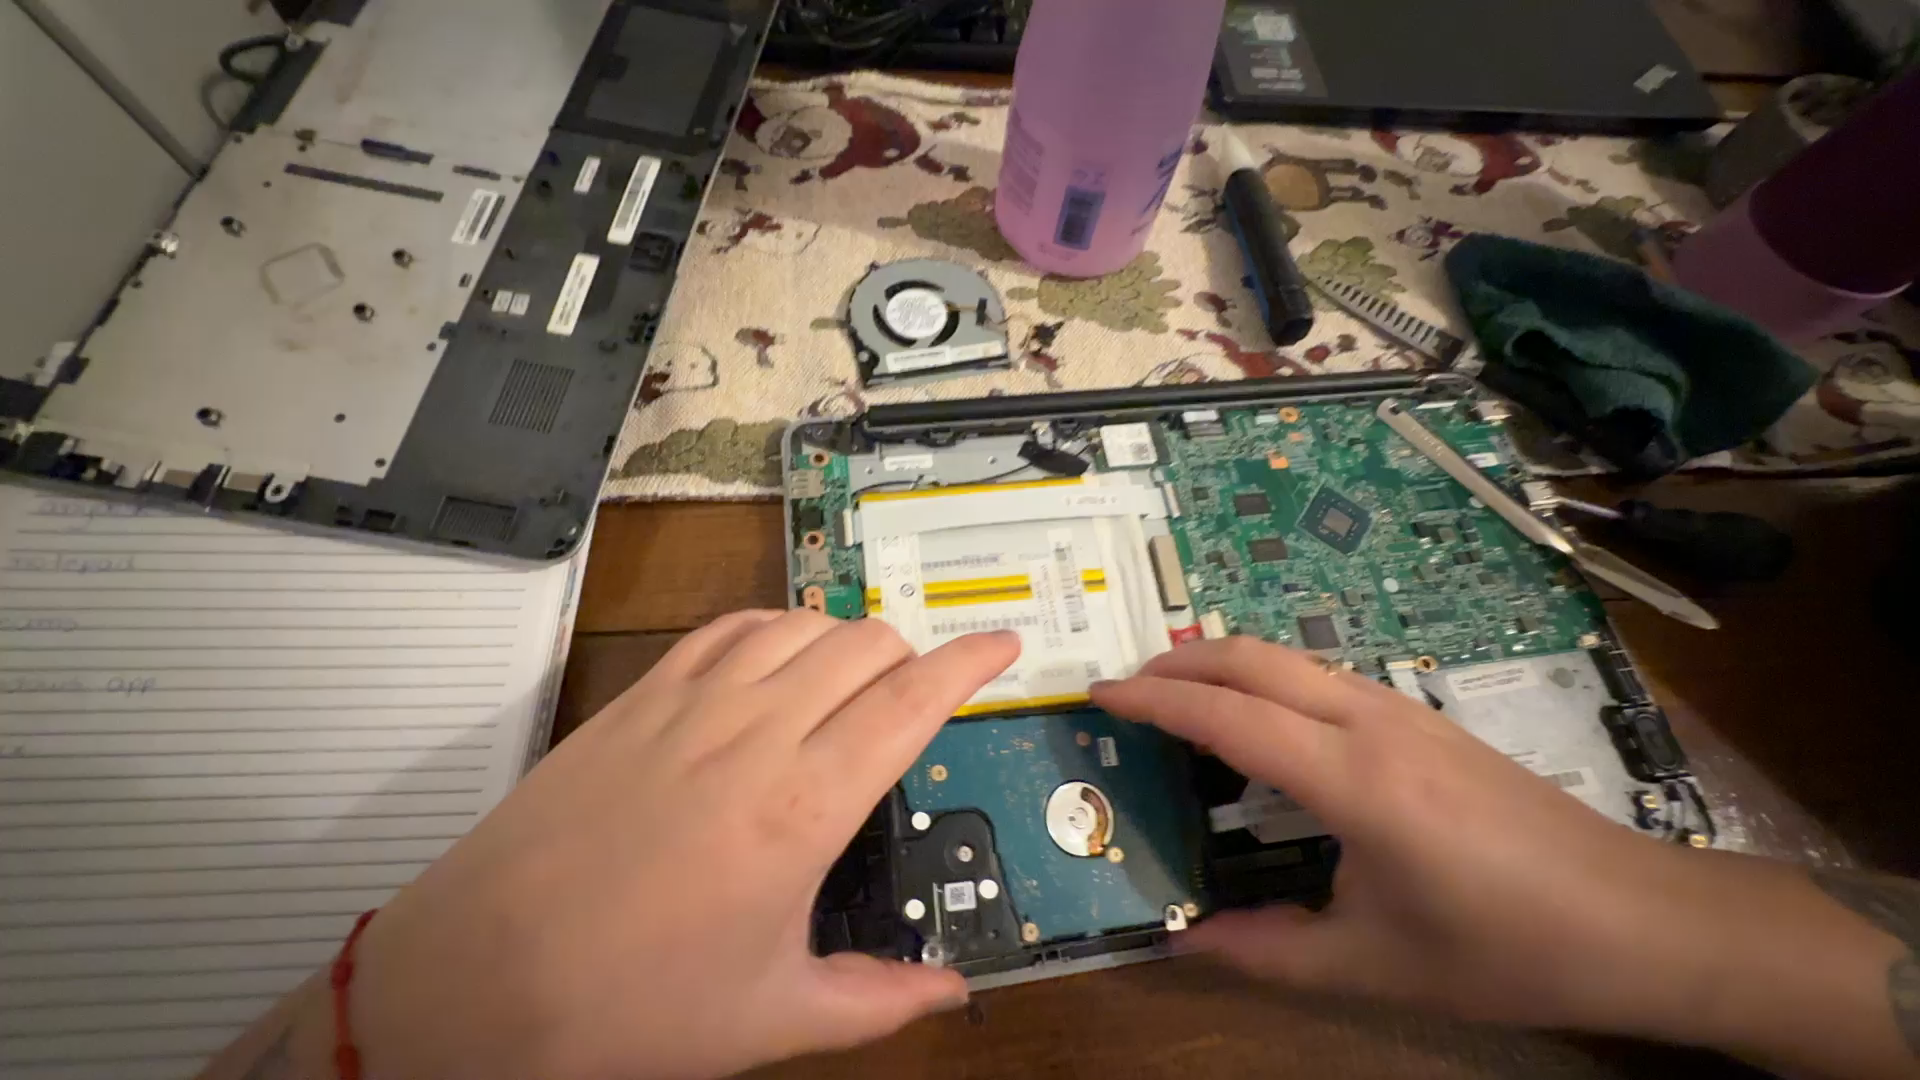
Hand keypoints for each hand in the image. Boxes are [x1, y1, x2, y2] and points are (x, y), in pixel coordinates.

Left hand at [343, 612, 1019, 1078]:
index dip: (970, 662)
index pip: (913, 700)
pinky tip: (777, 660)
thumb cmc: (633, 1004)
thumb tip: (951, 994)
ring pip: (804, 624)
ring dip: (847, 639)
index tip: (1003, 644)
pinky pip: (731, 626)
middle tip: (915, 697)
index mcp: (805, 803)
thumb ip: (877, 1000)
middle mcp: (760, 730)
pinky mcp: (645, 692)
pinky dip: (775, 628)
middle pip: (867, 644)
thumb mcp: (770, 1017)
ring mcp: (696, 700)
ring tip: (852, 679)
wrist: (477, 977)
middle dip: (912, 655)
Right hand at [1093, 639, 1919, 1078]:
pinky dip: (1259, 677)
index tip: (1101, 696)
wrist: (1647, 920)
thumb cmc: (1509, 947)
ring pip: (1285, 655)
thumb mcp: (1378, 966)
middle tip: (1125, 688)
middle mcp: (1370, 722)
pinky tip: (1253, 719)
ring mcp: (1398, 708)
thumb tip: (1183, 940)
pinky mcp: (1417, 714)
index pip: (1229, 716)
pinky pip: (1314, 674)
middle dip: (1177, 661)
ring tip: (1174, 697)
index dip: (1155, 701)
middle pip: (1251, 657)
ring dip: (1218, 663)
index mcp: (1355, 780)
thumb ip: (1268, 952)